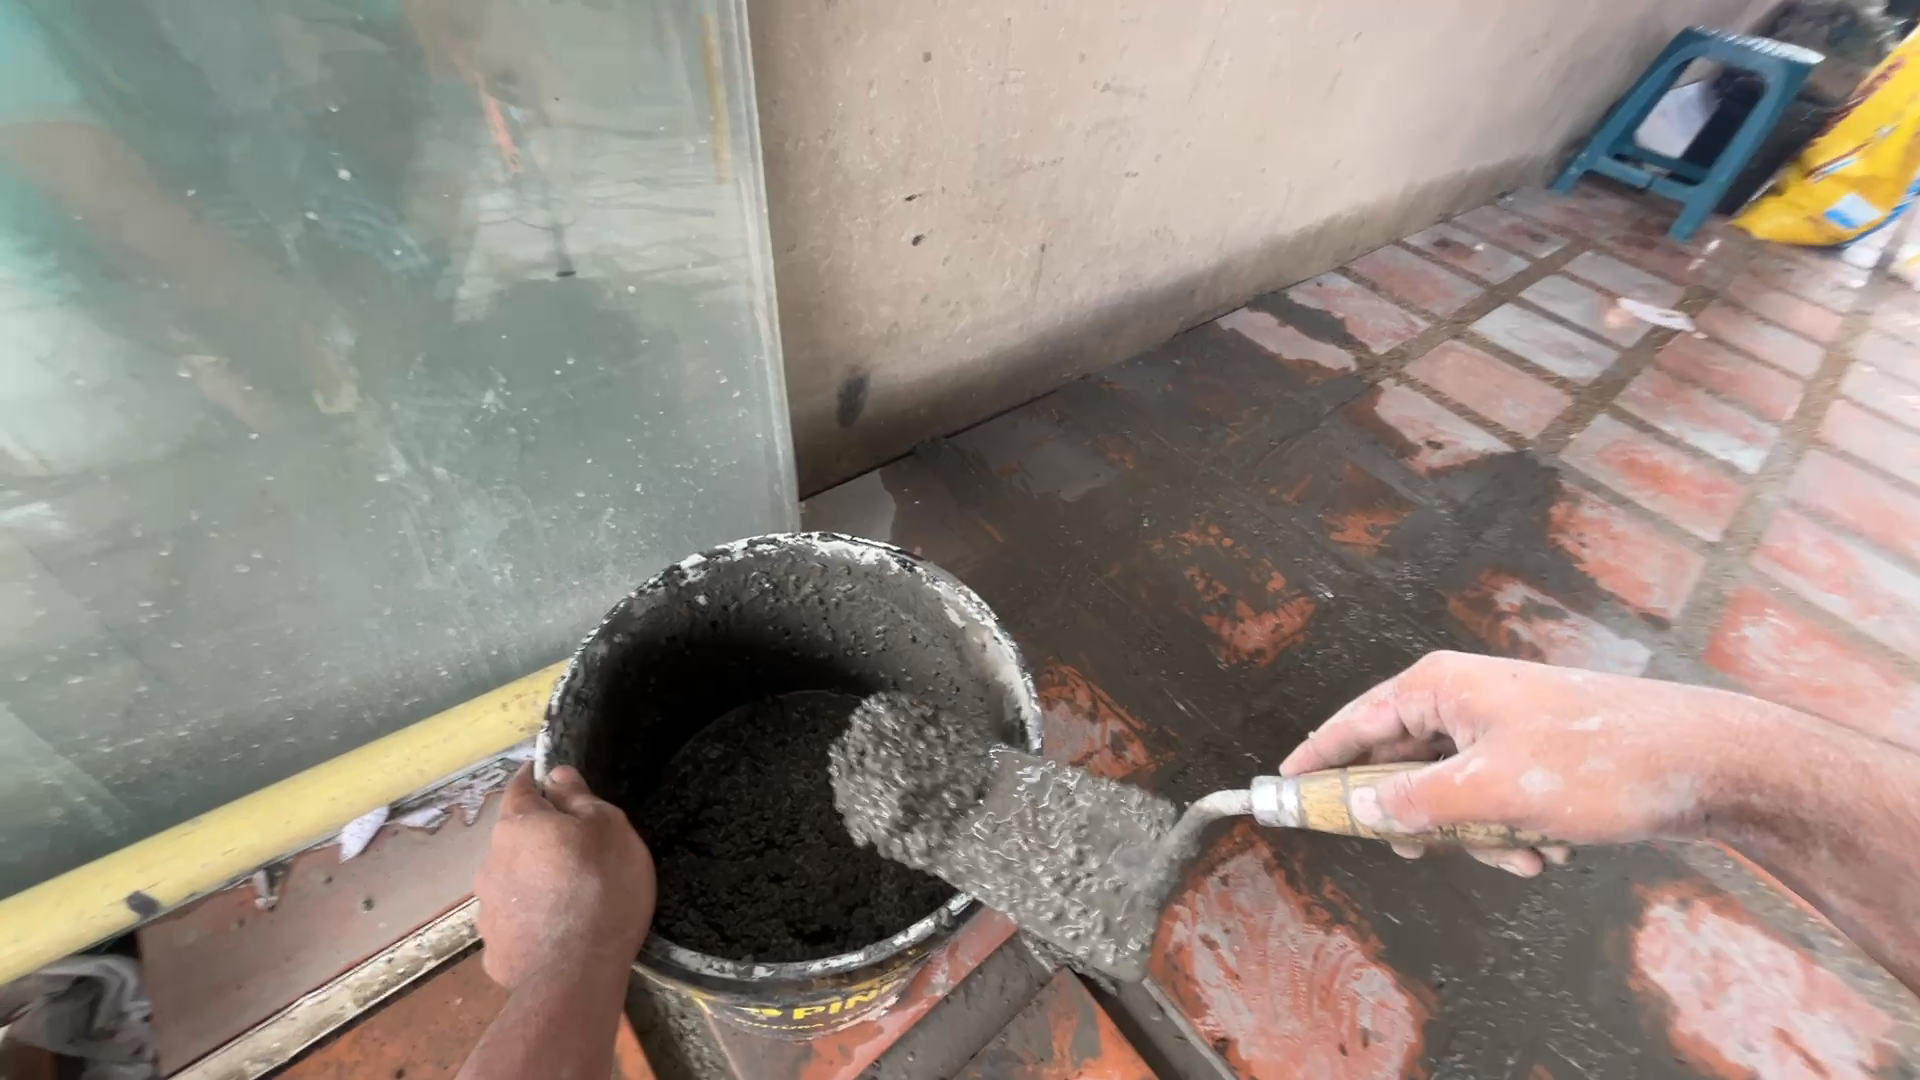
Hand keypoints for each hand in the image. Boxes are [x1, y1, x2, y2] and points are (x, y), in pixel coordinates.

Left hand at [474, 764, 654, 989]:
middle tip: (581, 846)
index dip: (538, 779)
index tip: (557, 781)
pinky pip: (517, 920)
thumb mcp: (608, 826)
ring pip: (514, 879)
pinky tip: (560, 928)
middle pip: (516, 836)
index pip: (520, 787)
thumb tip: (555, 774)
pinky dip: (534, 916)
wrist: (576, 972)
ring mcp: (487, 910)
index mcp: (518, 826)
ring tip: (572, 893)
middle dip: (542, 835)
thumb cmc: (601, 883)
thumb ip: (578, 797)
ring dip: (536, 877)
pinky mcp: (495, 949)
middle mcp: (491, 863)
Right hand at [1280, 651, 1782, 876]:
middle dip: (1412, 812)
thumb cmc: (1597, 763)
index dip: (1316, 757)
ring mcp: (1492, 722)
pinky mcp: (1525, 747)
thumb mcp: (1493, 791)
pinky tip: (1541, 850)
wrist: (1717, 761)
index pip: (1353, 723)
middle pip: (1397, 760)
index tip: (1283, 784)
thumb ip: (1415, 804)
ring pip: (1444, 784)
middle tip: (1415, 850)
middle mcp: (1456, 698)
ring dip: (1468, 829)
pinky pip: (1484, 791)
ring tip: (1514, 855)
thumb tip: (1363, 814)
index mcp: (1435, 688)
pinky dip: (1501, 825)